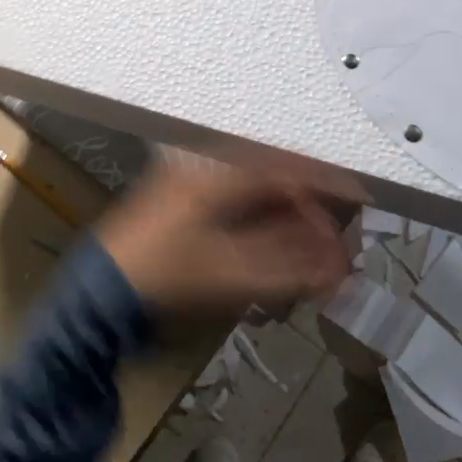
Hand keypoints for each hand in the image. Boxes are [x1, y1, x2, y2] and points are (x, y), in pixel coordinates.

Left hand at [97, 162, 350, 319]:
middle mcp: (207, 168)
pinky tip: (276, 258)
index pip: (287, 168)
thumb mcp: (233, 274)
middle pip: (275, 180)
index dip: (327, 182)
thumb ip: (291, 267)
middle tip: (336, 247)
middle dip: (310, 214)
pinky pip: (237, 207)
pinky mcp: (183, 204)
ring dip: (289, 225)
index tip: (361, 198)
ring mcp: (192, 184)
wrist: (100, 294)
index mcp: (219, 173)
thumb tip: (339, 264)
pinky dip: (263, 229)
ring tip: (312, 261)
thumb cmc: (166, 276)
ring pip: (257, 195)